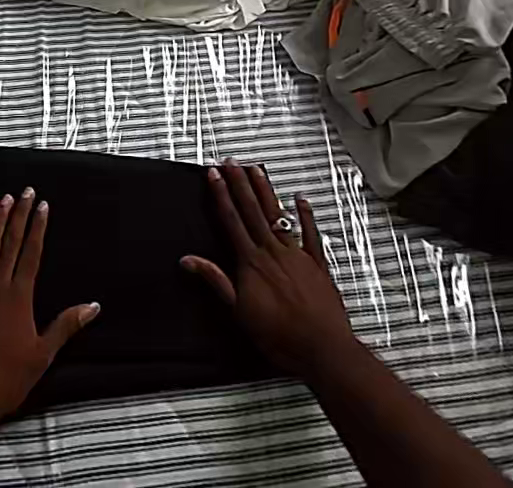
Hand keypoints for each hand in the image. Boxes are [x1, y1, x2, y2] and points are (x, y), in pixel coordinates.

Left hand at [0, 187, 100, 426]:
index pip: (32, 252)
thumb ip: (66, 325)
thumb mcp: (42, 355)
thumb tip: (93, 305)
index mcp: (19, 296)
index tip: (43, 205)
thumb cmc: (5, 380)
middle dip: (20, 215)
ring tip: (5, 199)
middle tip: (27, 191)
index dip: (38, 227)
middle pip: (12, 242)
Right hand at [181, 159, 358, 377]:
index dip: (221, 195)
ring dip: (266, 191)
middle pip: (252, 209)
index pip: (231, 220)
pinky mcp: (317, 264)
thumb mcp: (239, 312)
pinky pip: (310, 234)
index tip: (214, 175)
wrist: (323, 350)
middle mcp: (273, 251)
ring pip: (277, 215)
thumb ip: (215, 281)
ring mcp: (296, 254)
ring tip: (256, 170)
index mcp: (252, 262)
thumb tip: (189, 261)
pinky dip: (306, 215)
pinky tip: (301, 199)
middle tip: (231, 162)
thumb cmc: (281, 337)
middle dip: (240, 183)